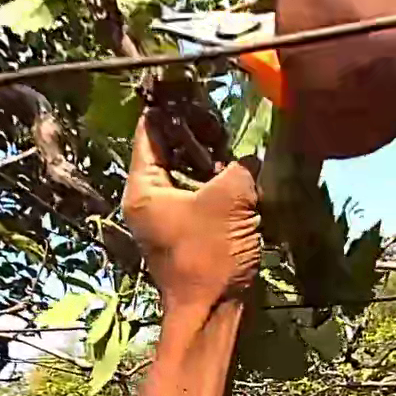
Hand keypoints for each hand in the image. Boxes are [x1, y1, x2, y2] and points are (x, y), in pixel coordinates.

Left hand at [121, 110, 260, 316]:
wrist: (209, 314)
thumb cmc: (209, 256)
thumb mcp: (230, 198)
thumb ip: (242, 164)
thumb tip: (252, 153)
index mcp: (143, 188)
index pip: (150, 130)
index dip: (170, 104)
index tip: (194, 82)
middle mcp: (148, 201)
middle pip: (169, 150)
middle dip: (196, 131)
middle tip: (225, 112)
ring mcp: (166, 220)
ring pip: (186, 174)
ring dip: (210, 159)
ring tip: (236, 139)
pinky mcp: (186, 235)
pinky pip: (198, 197)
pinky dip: (215, 184)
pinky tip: (240, 173)